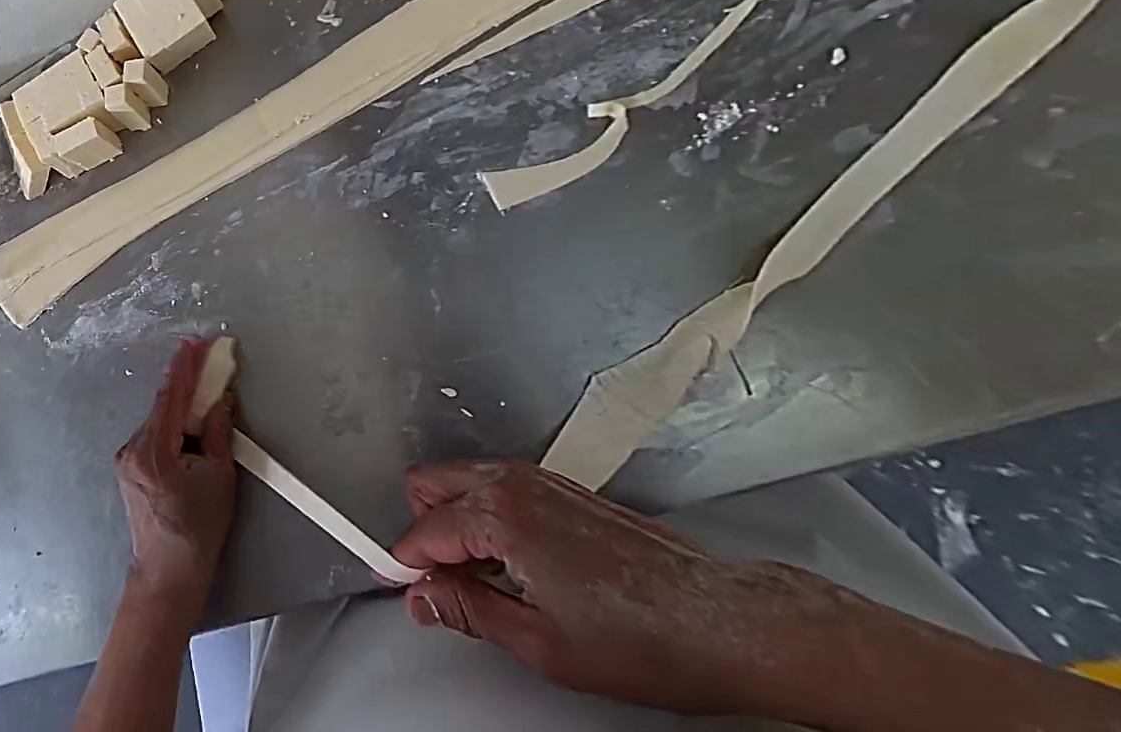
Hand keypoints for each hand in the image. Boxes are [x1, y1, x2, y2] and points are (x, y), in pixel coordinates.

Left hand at [114, 338, 236, 601]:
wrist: (168, 573)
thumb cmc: (198, 529)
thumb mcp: (219, 476)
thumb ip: (217, 431)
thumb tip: (221, 400)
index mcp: (154, 451)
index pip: (170, 397)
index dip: (183, 368)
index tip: (192, 344)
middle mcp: (133, 449)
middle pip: (163, 406)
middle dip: (186, 383)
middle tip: (205, 359)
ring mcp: (127, 458)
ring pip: (159, 420)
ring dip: (180, 405)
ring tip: (204, 393)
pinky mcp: (129, 467)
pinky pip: (154, 434)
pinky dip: (172, 423)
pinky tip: (189, 422)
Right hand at [389, 461, 851, 716]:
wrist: (720, 620)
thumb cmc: (644, 636)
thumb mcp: (539, 643)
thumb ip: (467, 610)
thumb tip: (424, 599)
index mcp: (499, 515)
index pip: (422, 529)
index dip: (405, 562)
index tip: (401, 584)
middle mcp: (512, 482)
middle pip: (427, 483)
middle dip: (422, 529)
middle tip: (442, 581)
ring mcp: (536, 477)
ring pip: (458, 479)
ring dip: (452, 521)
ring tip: (483, 579)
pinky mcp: (556, 483)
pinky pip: (493, 483)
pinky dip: (483, 514)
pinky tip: (513, 562)